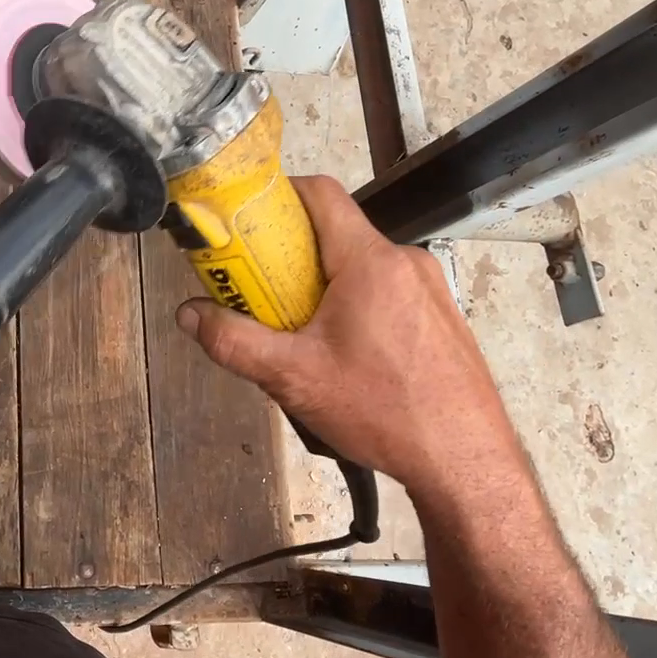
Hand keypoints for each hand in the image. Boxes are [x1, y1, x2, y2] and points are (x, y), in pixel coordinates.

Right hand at [175, 176, 525, 501]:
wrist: (467, 464)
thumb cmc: (383, 411)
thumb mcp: (293, 377)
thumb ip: (233, 341)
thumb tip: (188, 314)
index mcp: (370, 262)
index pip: (320, 193)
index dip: (276, 195)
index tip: (242, 224)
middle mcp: (404, 262)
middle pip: (332, 235)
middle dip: (285, 258)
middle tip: (255, 295)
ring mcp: (428, 289)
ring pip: (355, 268)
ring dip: (316, 288)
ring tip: (293, 335)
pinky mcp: (439, 317)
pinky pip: (380, 293)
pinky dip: (347, 307)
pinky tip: (337, 356)